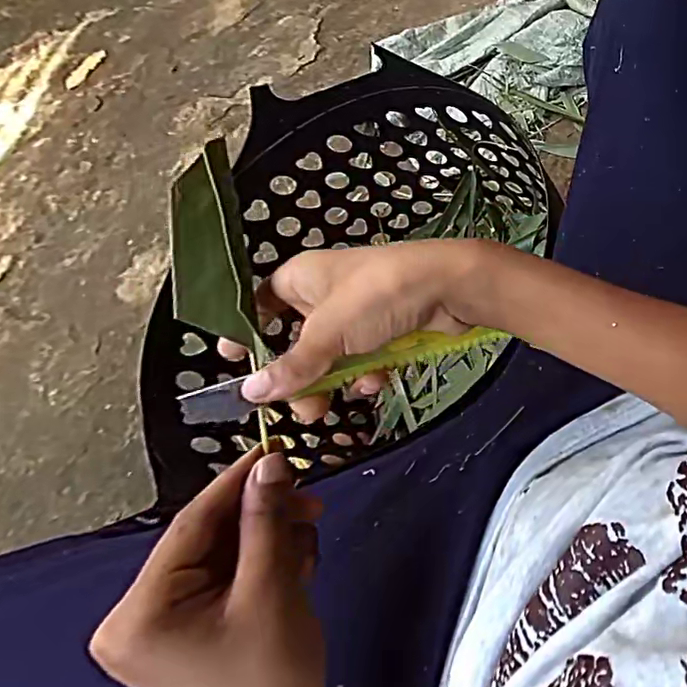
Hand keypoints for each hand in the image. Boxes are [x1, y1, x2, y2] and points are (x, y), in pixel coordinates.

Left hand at [90, 449, 345, 686]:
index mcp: (138, 613)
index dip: (237, 482)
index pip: (190, 525)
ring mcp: (162, 627)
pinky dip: (265, 565)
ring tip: (308, 547)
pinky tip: (296, 567)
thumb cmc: (271, 680)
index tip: (275, 448)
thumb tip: (270, 463)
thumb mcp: (272, 590)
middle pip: (209, 539)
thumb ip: (267, 522)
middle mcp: (137, 617)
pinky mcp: (191, 632)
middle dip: (264, 519)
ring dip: (272, 542)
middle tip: (311, 502)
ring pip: (224, 555)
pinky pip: (228, 578)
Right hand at [218, 241, 490, 421]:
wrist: (450, 286)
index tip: (235, 366)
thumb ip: (294, 366)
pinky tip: (375, 382)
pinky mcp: (392, 328)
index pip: (260, 306)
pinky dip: (369, 373)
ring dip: (334, 381)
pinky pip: (368, 357)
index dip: (247, 335)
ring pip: (336, 356)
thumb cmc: (378, 296)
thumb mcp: (328, 332)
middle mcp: (328, 292)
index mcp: (301, 278)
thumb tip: (250, 393)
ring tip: (332, 404)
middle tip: (301, 408)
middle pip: (299, 341)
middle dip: (299, 377)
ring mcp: (363, 312)